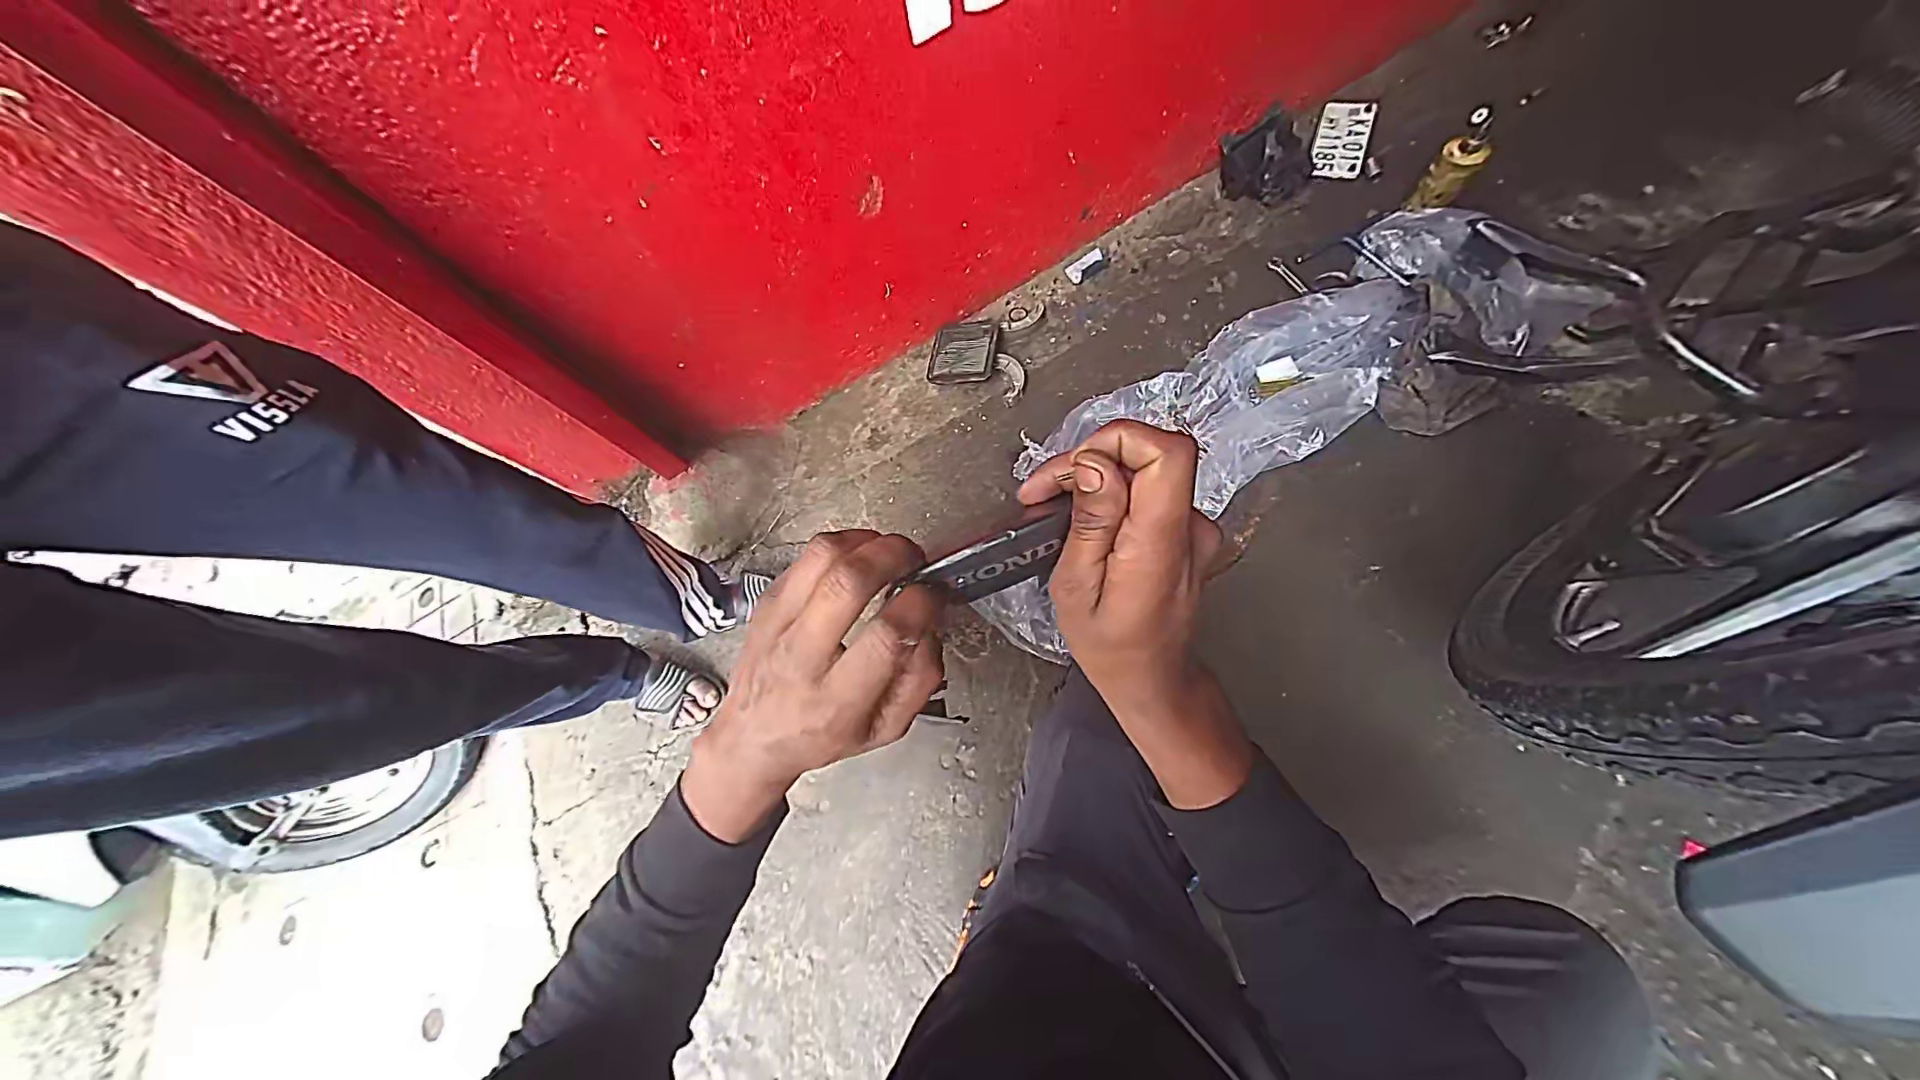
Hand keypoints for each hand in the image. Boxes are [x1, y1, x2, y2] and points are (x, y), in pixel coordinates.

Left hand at [679, 531, 944, 840]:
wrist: (752, 739)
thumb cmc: (819, 736)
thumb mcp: (884, 730)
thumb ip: (920, 682)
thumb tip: (931, 630)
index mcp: (837, 700)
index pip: (885, 637)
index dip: (920, 605)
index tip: (933, 594)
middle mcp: (802, 658)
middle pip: (848, 585)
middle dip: (892, 557)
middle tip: (914, 557)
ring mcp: (778, 625)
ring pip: (821, 559)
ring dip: (865, 543)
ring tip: (888, 549)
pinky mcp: (766, 603)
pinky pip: (804, 557)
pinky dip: (841, 544)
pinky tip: (859, 553)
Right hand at [1017, 420, 1250, 807]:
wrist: (1151, 676)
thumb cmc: (1110, 646)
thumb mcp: (1076, 588)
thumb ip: (1090, 521)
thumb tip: (1094, 465)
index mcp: (1161, 543)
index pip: (1167, 453)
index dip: (1118, 440)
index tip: (1074, 466)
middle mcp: (1190, 529)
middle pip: (1150, 454)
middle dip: (1090, 458)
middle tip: (1045, 489)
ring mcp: (1195, 528)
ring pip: (1144, 470)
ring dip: (1096, 476)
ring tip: (1055, 504)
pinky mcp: (1187, 529)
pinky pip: (1149, 489)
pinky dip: (1112, 492)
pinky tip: (1084, 517)